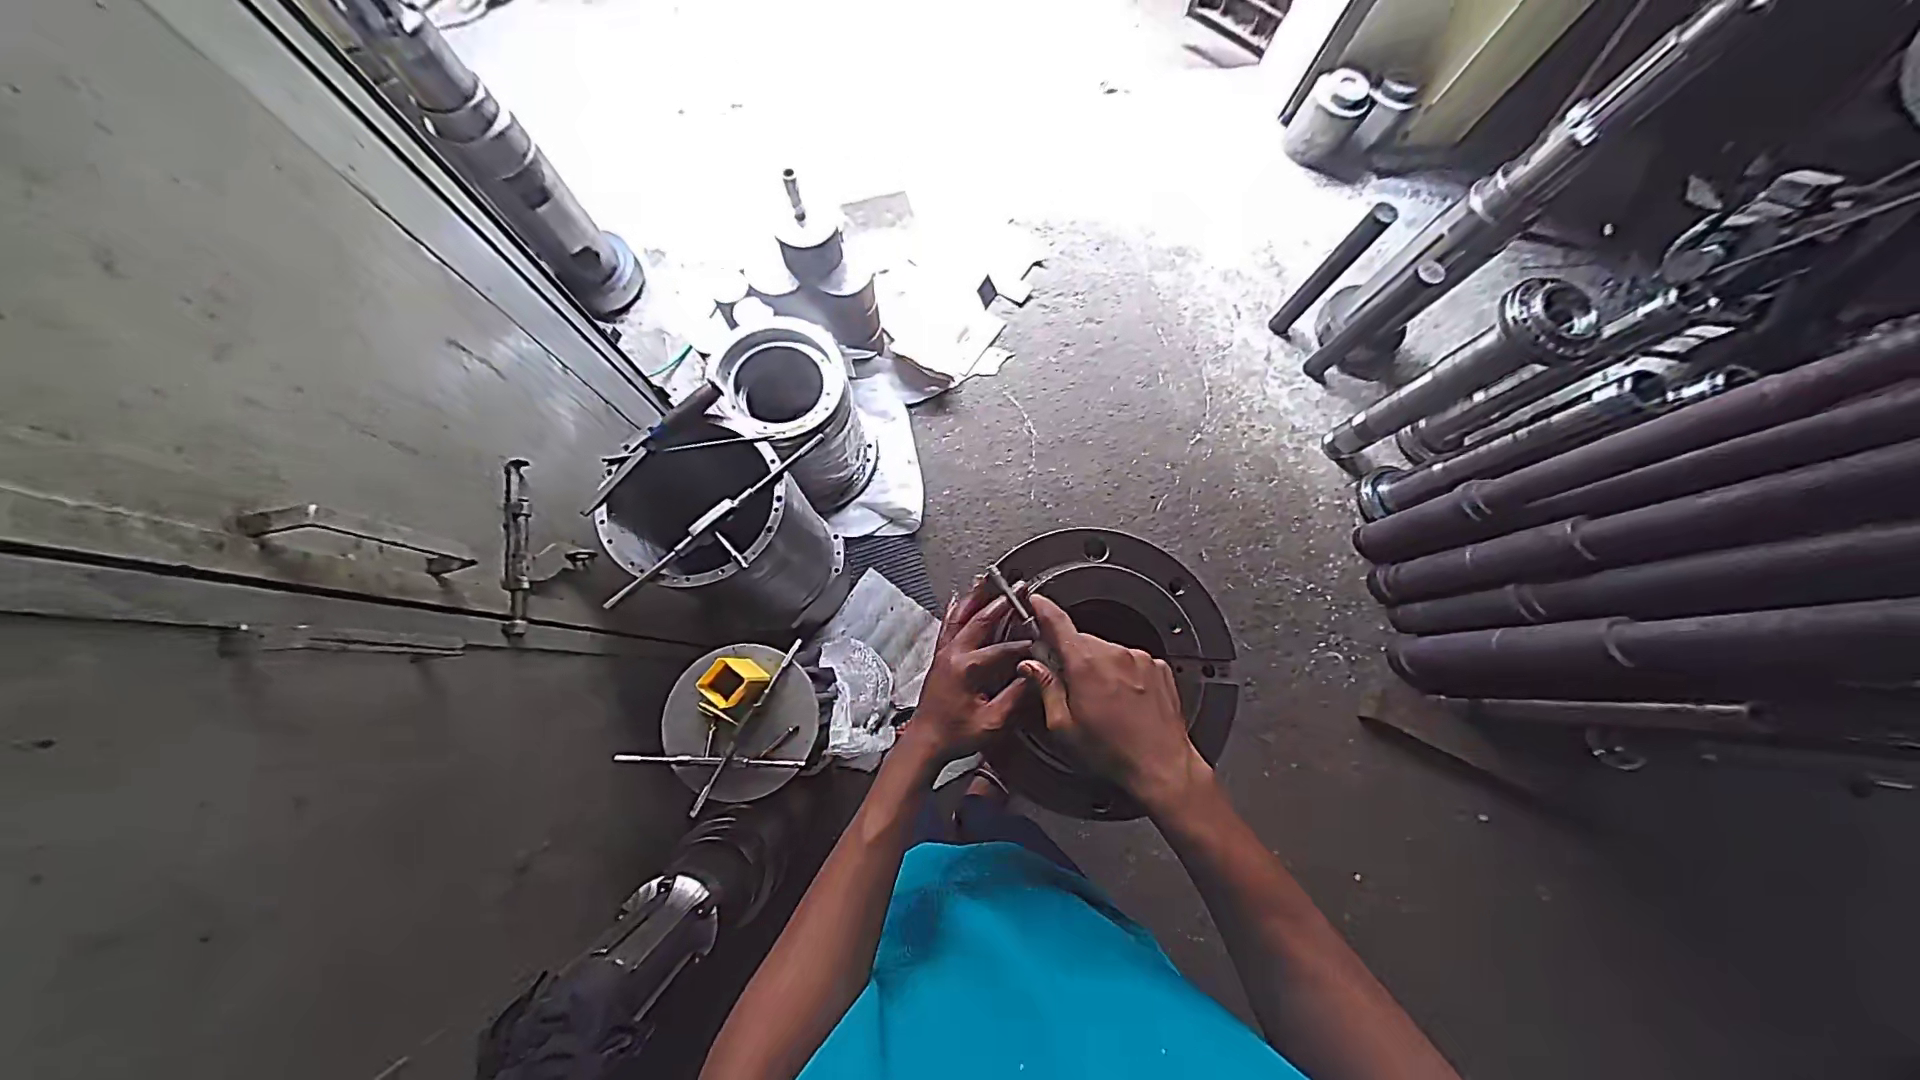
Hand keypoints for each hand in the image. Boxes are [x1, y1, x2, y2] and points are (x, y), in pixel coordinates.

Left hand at [899, 577, 1032, 764]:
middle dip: (1001, 602)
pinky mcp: (940, 657)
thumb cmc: (954, 735)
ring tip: (987, 581)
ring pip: (961, 617)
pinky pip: (948, 626)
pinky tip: (958, 599)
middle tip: (1017, 586)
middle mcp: (953, 655)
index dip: (1024, 644)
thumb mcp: (992, 722)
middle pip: (980, 620)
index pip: (1004, 648)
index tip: (1040, 638)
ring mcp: (944, 654)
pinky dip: (955, 610)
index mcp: (967, 668)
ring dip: (976, 598)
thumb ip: (1015, 697)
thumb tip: (1033, 676)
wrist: (925, 741)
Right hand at [1019, 593, 1211, 809]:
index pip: (1058, 623)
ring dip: (1098, 668)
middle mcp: (1115, 654)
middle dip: (1072, 658)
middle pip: (1082, 641)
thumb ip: (1045, 688)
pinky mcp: (1158, 668)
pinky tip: (1122, 702)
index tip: (1036, 601)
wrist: (1163, 766)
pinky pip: (1130, 661)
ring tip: (1103, 703)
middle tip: (1070, 688)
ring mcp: (1140, 659)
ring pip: (1107, 652)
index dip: (1043, 608)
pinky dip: (1122, 674)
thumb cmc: (1115, 753)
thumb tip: (1032, 667)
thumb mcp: (1063, 727)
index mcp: (1086, 665)